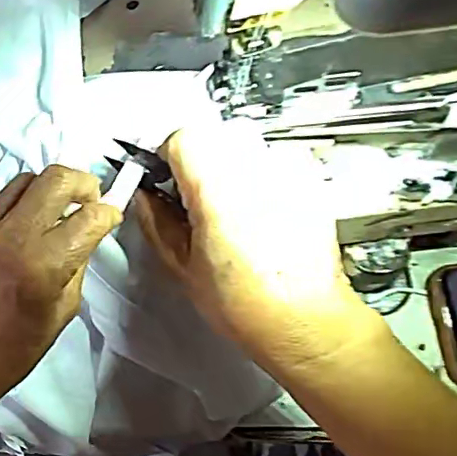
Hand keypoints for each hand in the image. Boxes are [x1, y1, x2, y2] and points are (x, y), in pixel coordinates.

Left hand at [0, 166, 122, 404]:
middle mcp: (13, 236)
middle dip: (83, 184)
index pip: (89, 217)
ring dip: (48, 189)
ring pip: (25, 180)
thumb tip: (89, 229)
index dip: (108, 212)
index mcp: (44, 263)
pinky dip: (20, 204)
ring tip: (55, 208)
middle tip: (88, 199)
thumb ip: (79, 260)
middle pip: (56, 179)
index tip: (111, 215)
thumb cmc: (23, 340)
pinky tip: (24, 224)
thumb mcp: (67, 304)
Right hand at [135, 125, 381, 375]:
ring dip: (228, 166)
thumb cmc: (249, 304)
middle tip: (190, 197)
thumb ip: (157, 222)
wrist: (305, 320)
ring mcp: (290, 176)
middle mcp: (260, 175)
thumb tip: (146, 196)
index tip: (162, 174)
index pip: (183, 137)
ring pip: (245, 144)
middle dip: (197, 160)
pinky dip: (258, 177)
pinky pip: (272, 160)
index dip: (165, 154)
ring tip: (225, 210)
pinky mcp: (310, 182)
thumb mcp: (182, 266)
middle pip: (215, 135)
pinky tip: (255, 214)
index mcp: (220, 195)